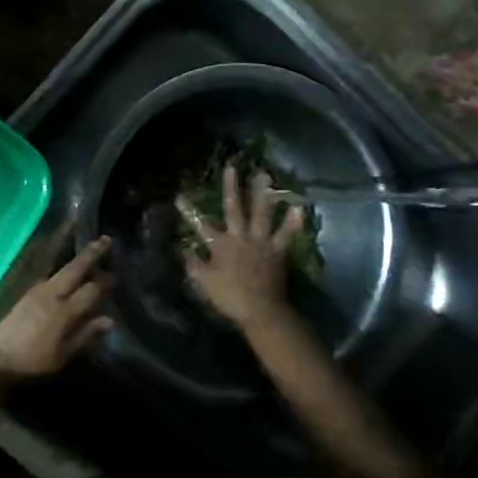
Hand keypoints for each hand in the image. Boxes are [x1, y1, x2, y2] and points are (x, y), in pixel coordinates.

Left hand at [0, 236, 113, 376]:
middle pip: (75, 268)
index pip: (91, 290)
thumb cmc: (33, 361)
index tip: (116, 276)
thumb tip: (109, 320)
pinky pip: (43, 267)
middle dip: (92, 254)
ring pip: (58, 264)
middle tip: (106, 239)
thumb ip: (86, 334)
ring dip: (72, 251)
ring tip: (80, 233)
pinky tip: (57, 251)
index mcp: (65, 311)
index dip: (105, 282)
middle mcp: (52, 294)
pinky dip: (52, 255)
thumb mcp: (63, 355)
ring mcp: (36, 288)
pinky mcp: (24, 289)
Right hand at [179, 165, 305, 328]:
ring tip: (265, 175)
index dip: (190, 211)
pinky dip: (292, 221)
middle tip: (232, 167)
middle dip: (232, 187)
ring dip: (263, 194)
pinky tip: (298, 206)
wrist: (259, 310)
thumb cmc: (229, 297)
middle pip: (235, 208)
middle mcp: (241, 237)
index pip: (201, 225)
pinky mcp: (278, 250)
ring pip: (261, 213)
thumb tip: (182, 248)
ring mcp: (261, 242)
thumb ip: (193, 264)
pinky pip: (287, 233)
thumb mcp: (203, 283)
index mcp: (221, 245)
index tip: (180, 196)